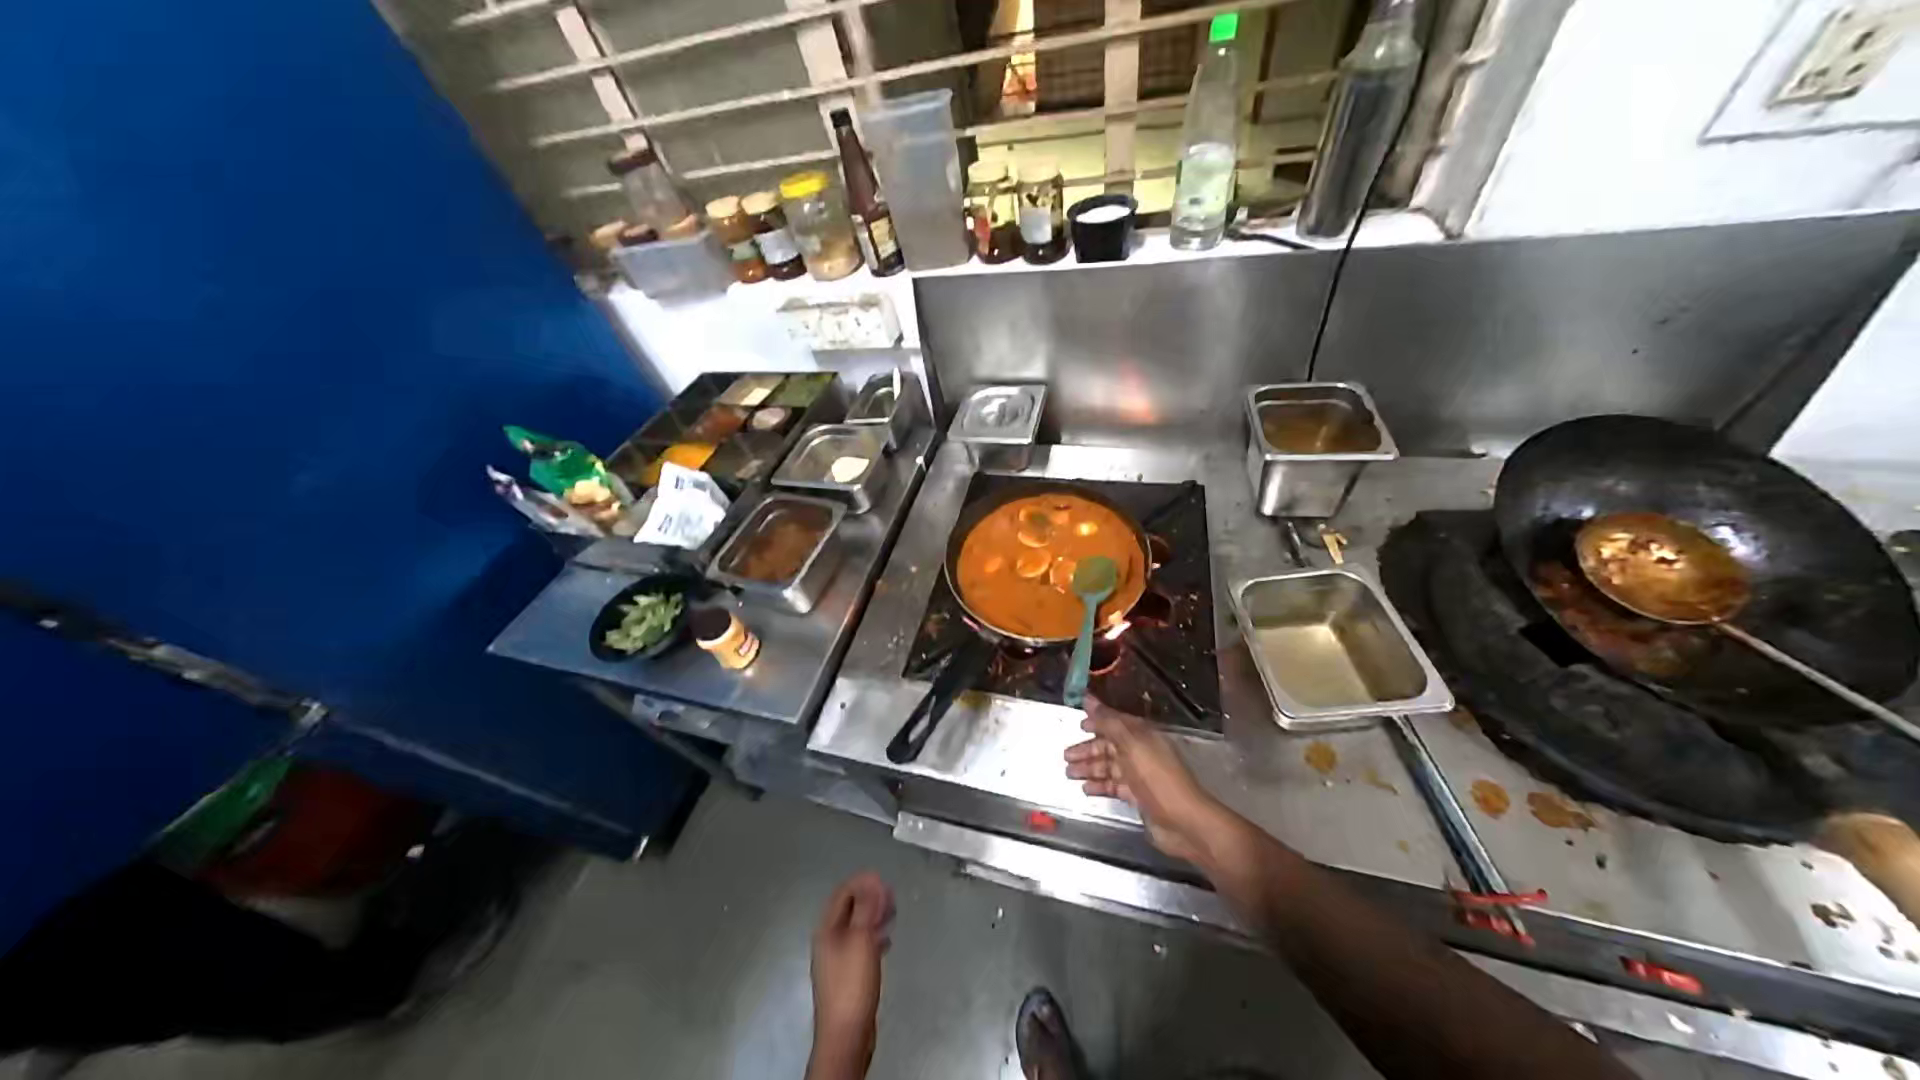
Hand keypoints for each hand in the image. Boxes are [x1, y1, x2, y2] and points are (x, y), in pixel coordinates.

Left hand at [810, 872, 892, 1055]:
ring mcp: (836, 959)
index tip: (884, 880)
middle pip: (849, 910)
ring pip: (856, 927)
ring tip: (893, 914)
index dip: (862, 883)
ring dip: (873, 917)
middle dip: (870, 898)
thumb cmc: (853, 981)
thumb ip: (866, 908)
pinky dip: (874, 937)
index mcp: (826, 928)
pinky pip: (860, 946)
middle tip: (892, 896)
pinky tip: (887, 942)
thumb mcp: (862, 938)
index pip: (843, 893)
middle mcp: (828, 940)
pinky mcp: (847, 975)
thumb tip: (871, 879)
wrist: (846, 1033)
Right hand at [1064, 696, 1235, 865]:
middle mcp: (1141, 752)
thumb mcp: (1131, 744)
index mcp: (1142, 735)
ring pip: (1109, 767)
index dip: (1097, 722)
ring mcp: (1140, 776)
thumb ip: (1108, 722)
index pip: (1116, 723)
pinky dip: (1099, 786)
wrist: (1183, 820)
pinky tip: (1085, 789)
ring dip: (1089, 768)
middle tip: (1066, 756)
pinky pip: (1114, 786)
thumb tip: (1088, 699)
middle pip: (1110, 746)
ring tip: (1069, 773)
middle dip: (1087, 749)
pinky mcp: (1138, 797)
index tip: (1077, 724)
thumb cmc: (1157, 778)